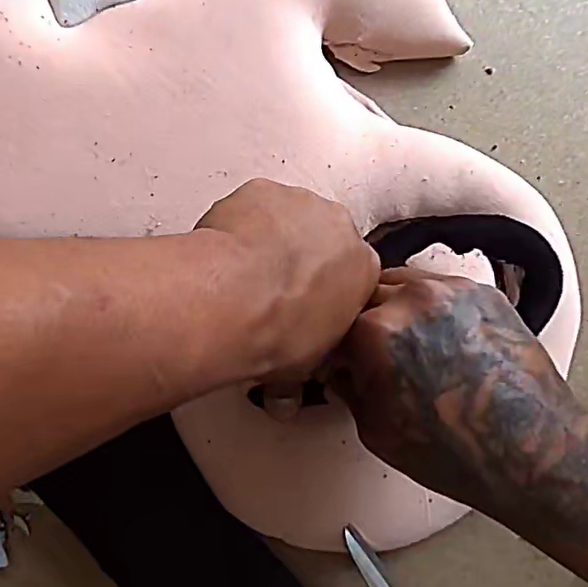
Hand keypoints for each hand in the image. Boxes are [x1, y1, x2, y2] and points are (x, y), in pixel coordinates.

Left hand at [193, 179, 379, 383]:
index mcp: (363, 268)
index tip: (302, 298)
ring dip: (269, 234)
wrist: (236, 300)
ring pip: (286, 214)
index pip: (352, 272)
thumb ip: (305, 367)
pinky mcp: (262, 189)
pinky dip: (239, 219)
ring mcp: (300, 203)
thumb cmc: (276, 330)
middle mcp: (339, 226)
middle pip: (321, 235)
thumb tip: (284, 397)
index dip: (325, 286)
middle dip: (300, 255)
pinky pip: (252, 202)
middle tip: (268, 283)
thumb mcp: (304, 365)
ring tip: (240, 267)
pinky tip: (224, 248)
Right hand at [326, 268, 583, 514]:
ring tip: (398, 339)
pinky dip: (423, 303)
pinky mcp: (482, 292)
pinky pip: (435, 285)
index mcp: (375, 332)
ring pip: (396, 280)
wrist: (535, 452)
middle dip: (357, 321)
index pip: (330, 322)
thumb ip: (346, 388)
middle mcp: (411, 300)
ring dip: (388, 304)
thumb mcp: (376, 429)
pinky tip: (431, 335)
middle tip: (364, 351)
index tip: (334, 358)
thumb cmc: (462, 450)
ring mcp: (450, 291)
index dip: (328, 344)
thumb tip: (337, 370)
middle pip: (361, 294)